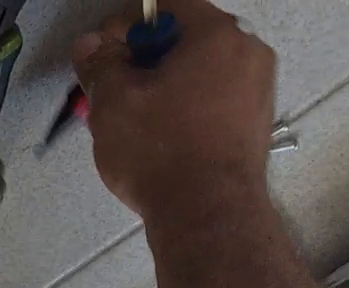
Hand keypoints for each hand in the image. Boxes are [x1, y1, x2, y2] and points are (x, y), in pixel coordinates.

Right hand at [71, 0, 275, 223]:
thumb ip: (102, 66)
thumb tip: (90, 42)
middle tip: (109, 97)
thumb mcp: (113, 105)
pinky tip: (161, 139)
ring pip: (198, 71)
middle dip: (142, 63)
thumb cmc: (156, 149)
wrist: (206, 206)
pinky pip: (212, 98)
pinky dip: (183, 108)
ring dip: (162, 87)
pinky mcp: (255, 116)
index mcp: (213, 34)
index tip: (97, 56)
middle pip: (184, 40)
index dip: (124, 27)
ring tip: (132, 124)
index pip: (166, 8)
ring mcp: (258, 82)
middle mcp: (246, 46)